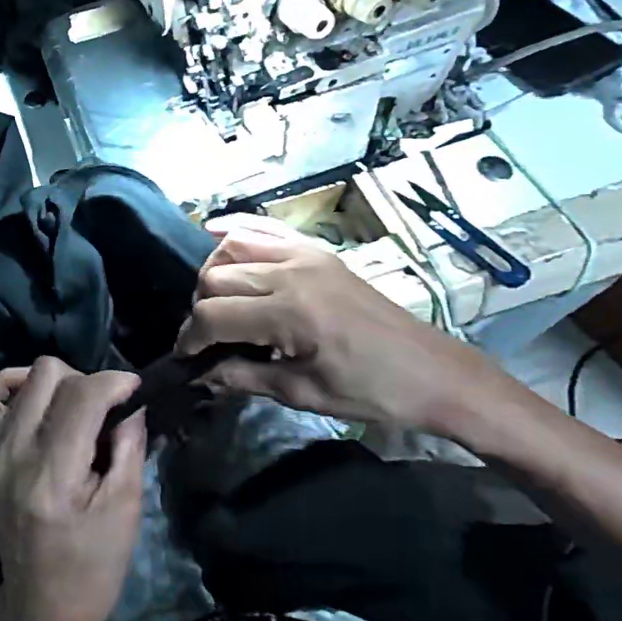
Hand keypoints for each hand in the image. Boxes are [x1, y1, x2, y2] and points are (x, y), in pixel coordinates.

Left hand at [0, 356, 146, 620]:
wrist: (40, 608)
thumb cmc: (91, 568)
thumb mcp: (124, 511)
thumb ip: (130, 449)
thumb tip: (134, 403)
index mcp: (53, 473)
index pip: (81, 396)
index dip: (114, 381)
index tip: (136, 387)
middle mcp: (14, 454)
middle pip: (47, 375)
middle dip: (85, 379)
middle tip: (105, 407)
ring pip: (18, 381)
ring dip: (53, 383)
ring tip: (75, 407)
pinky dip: (10, 387)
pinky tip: (34, 398)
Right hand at [176, 213, 508, 431]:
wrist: (435, 373)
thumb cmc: (371, 392)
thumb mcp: (301, 393)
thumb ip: (241, 376)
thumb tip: (198, 373)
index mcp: (290, 313)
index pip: (212, 315)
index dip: (191, 338)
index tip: (186, 359)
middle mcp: (292, 273)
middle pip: (215, 278)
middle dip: (199, 309)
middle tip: (206, 338)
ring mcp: (306, 255)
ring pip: (233, 248)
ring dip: (213, 273)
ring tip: (218, 302)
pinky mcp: (318, 251)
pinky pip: (267, 227)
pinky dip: (238, 228)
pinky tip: (215, 232)